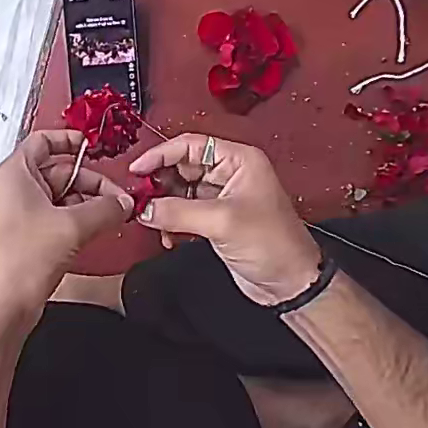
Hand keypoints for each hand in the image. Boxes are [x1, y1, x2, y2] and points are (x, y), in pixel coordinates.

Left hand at [0, 130, 132, 324]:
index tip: (90, 146)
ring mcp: (16, 215)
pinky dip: (75, 220)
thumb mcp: (73, 225)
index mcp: (14, 174)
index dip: (68, 140)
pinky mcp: (24, 238)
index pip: (42, 141)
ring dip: (85, 202)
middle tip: (115, 195)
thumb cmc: (17, 261)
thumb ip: (106, 208)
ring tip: (111, 214)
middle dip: (89, 181)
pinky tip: (95, 228)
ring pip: (57, 196)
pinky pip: (54, 218)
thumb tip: (123, 202)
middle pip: (56, 171)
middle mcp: (12, 191)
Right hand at [129, 135, 322, 306]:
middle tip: (138, 196)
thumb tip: (144, 209)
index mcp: (239, 160)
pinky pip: (184, 211)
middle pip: (183, 166)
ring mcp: (222, 197)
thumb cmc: (273, 244)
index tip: (137, 169)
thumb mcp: (222, 222)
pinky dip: (171, 221)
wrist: (290, 282)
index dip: (161, 154)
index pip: (192, 145)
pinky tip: (166, 235)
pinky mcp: (216, 219)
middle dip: (159, 181)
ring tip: (148, 217)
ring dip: (163, 204)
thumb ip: (178, 212)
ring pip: (180, 190)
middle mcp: (230, 173)